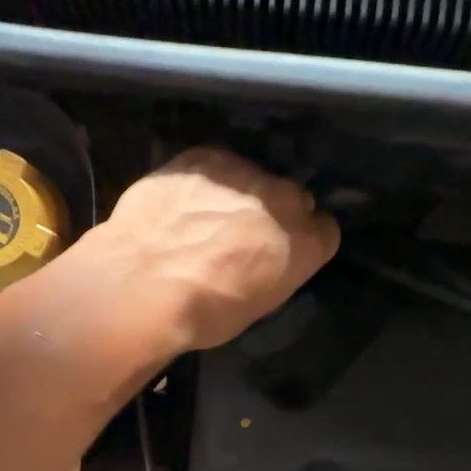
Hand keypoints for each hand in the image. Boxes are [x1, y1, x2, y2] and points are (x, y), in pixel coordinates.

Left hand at [85, 147, 339, 350]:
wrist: (145, 285)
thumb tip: (265, 259)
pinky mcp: (203, 156)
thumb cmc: (207, 314)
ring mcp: (243, 170)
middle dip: (273, 213)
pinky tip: (178, 206)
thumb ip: (276, 270)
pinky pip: (213, 166)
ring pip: (250, 178)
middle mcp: (284, 197)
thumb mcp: (259, 305)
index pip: (324, 230)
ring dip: (236, 195)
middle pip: (290, 197)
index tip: (282, 253)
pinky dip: (201, 183)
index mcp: (306, 241)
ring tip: (202, 221)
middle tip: (240, 237)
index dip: (302, 241)